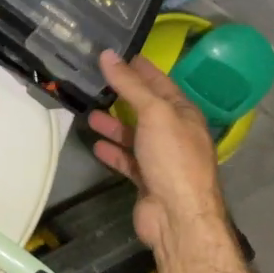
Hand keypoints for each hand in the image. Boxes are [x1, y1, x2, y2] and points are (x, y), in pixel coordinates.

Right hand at [87, 50, 228, 255]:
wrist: (178, 218)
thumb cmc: (172, 157)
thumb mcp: (154, 112)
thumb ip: (130, 84)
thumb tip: (108, 54)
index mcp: (184, 113)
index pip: (160, 83)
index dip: (140, 68)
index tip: (117, 54)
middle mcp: (175, 133)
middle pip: (146, 108)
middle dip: (123, 95)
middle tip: (95, 80)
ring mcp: (162, 159)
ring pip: (135, 135)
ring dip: (114, 124)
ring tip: (89, 111)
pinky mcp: (148, 180)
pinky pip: (128, 160)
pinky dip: (113, 151)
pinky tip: (95, 144)